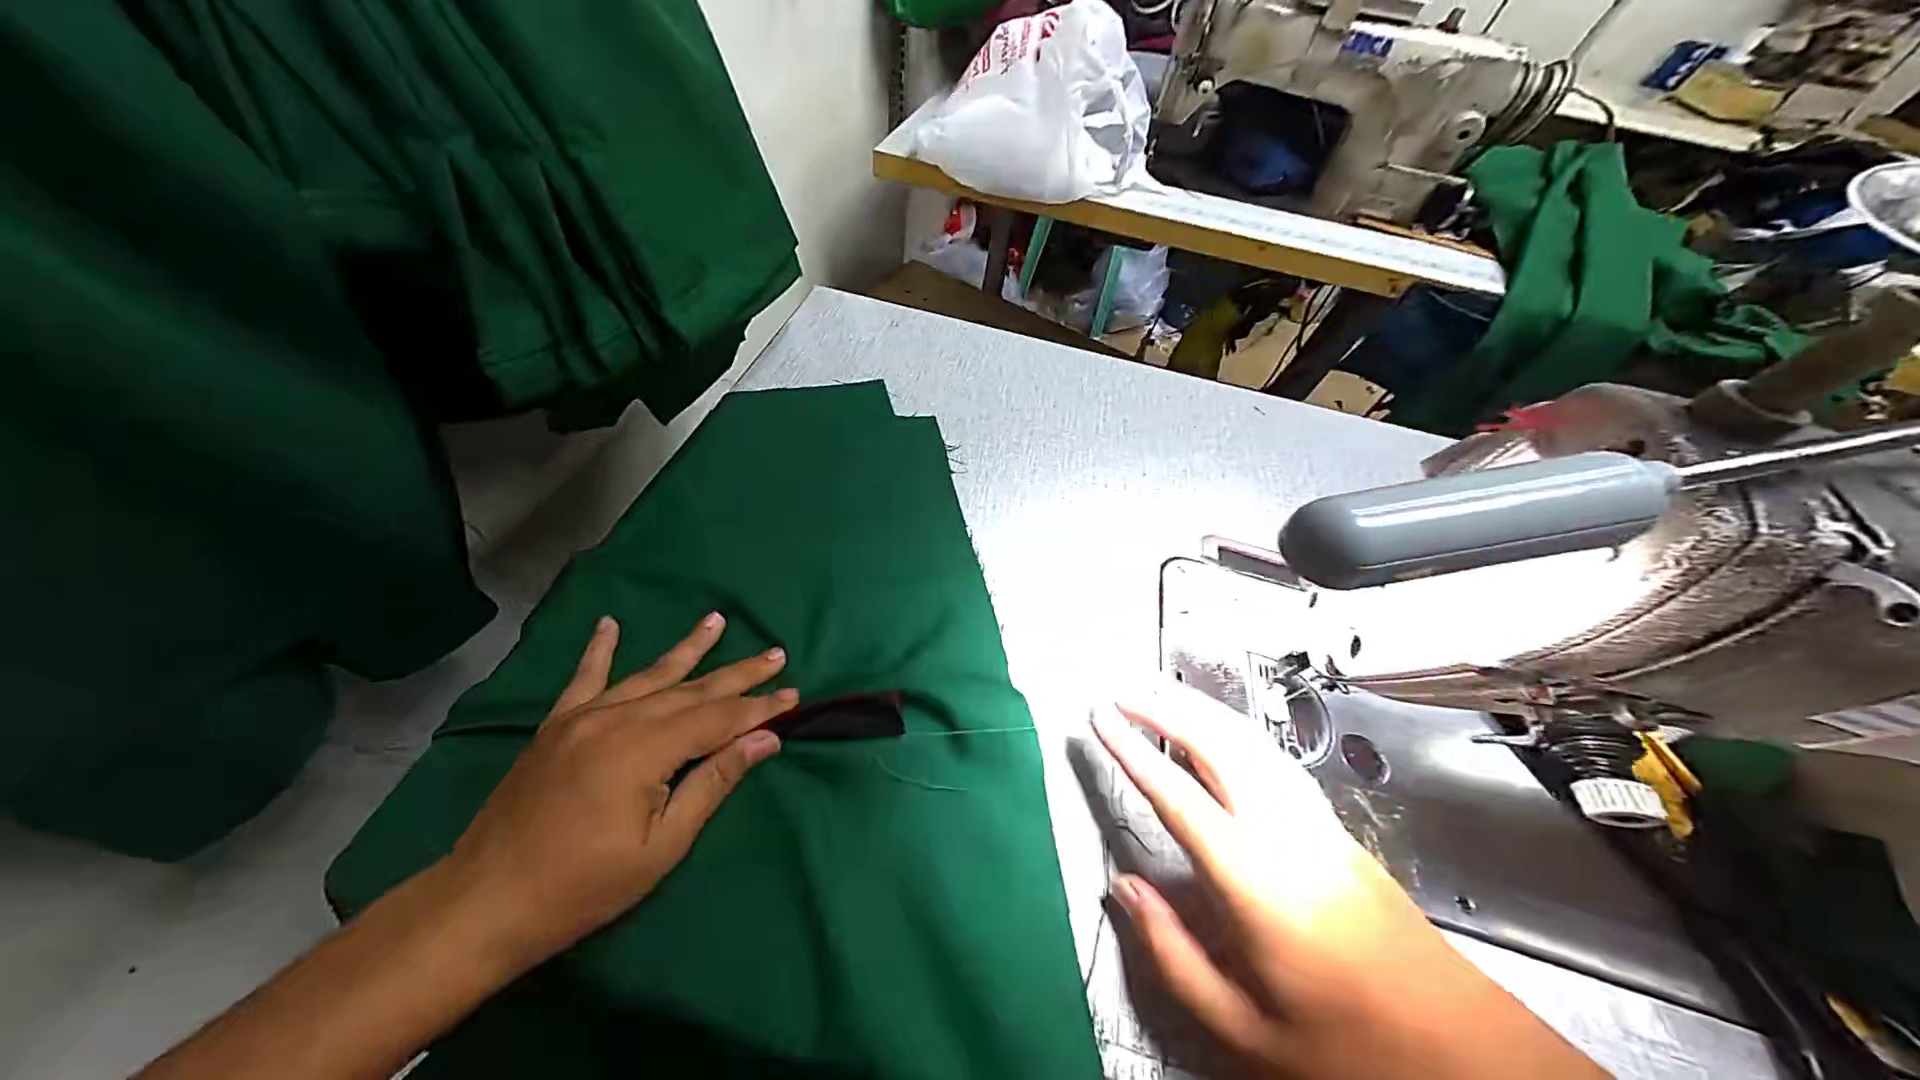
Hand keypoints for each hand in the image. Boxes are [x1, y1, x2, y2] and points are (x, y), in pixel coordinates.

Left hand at [436, 613, 793, 967]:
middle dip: (738, 673)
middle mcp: (615, 720)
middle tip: (777, 654)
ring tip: (716, 620)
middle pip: (692, 690)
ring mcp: (582, 719)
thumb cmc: (582, 886)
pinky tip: (609, 624)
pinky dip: (600, 650)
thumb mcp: (661, 846)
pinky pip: (584, 679)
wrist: (482, 905)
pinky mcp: (555, 726)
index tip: (795, 695)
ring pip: (648, 675)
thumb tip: (764, 740)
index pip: (718, 719)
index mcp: (642, 750)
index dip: (759, 709)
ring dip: (688, 650)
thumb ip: (713, 783)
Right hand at [1091, 682, 1605, 1079]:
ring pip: (1252, 745)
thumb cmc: (1345, 1043)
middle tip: (1123, 693)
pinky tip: (1221, 731)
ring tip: (1161, 695)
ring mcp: (1318, 825)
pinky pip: (1275, 760)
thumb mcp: (1243, 1028)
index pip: (1177, 796)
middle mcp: (1286, 834)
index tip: (1100, 720)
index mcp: (1255, 881)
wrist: (1464, 1052)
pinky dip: (1236, 731)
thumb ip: (1172, 955)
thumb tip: (1123, 888)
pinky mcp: (1337, 830)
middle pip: (1220, 749)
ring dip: (1203, 712)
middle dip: (1167, 711)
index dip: (1132, 751)